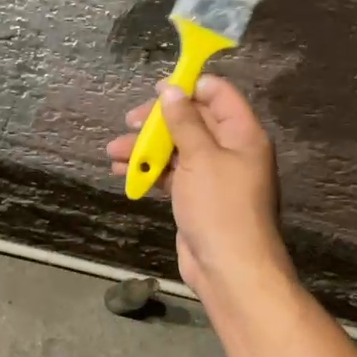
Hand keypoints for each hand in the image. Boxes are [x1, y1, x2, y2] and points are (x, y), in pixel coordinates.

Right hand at [106, 76, 291, 300]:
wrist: (230, 270)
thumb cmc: (220, 207)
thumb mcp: (200, 157)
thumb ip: (184, 121)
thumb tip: (171, 90)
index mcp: (242, 134)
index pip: (218, 95)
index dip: (189, 87)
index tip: (157, 89)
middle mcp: (230, 150)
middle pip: (192, 120)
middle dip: (158, 120)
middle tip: (130, 122)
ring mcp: (213, 175)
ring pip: (176, 148)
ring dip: (146, 147)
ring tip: (114, 152)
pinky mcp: (197, 197)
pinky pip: (172, 173)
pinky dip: (149, 170)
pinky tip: (123, 172)